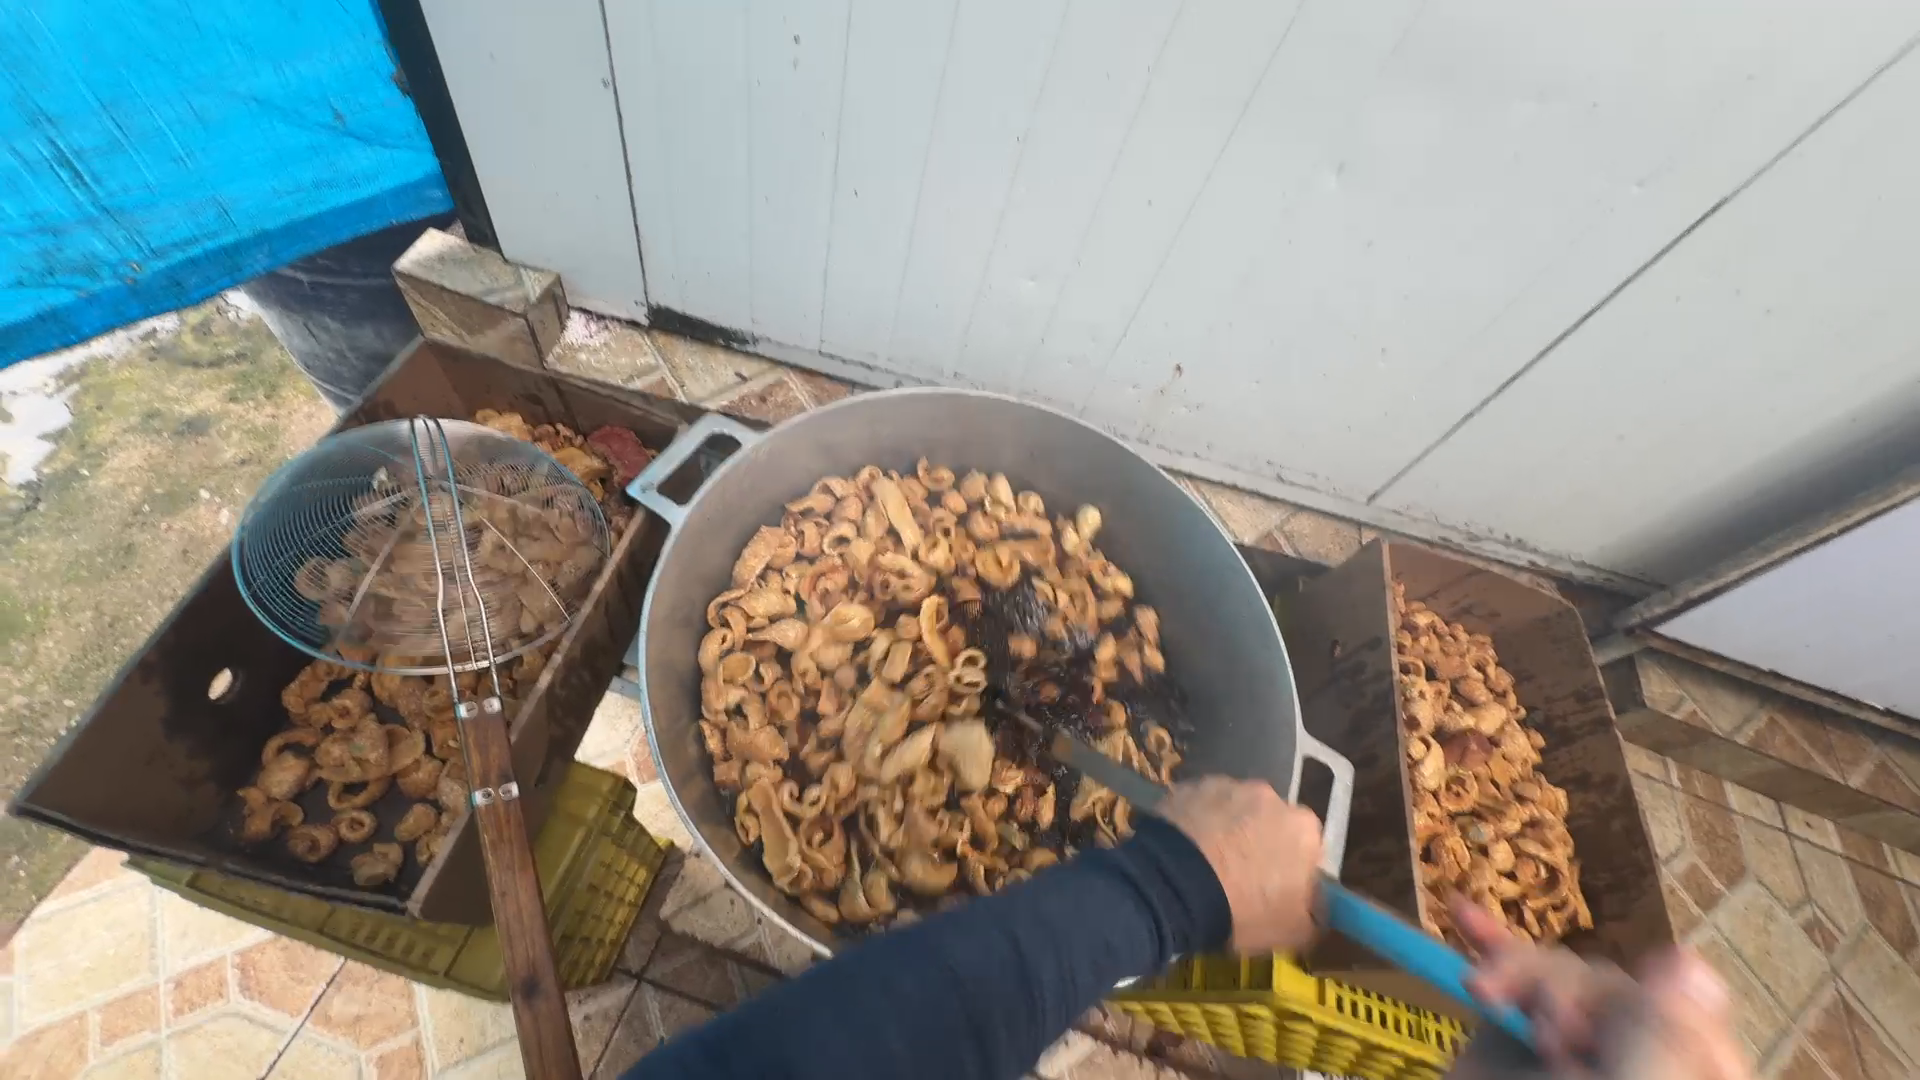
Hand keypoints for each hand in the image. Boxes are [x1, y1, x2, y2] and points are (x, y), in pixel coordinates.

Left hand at [1157, 777, 1321, 952]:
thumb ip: (1315, 909)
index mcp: (1302, 827)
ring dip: (1226, 826)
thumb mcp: (1296, 930)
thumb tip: (1313, 899)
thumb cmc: (1244, 909)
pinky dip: (1196, 819)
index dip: (1293, 865)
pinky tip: (1184, 846)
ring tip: (1206, 860)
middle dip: (1259, 839)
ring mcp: (1224, 785)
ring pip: (1232, 808)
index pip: (1307, 844)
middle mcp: (1267, 795)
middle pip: (1269, 819)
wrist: (1174, 886)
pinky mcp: (1187, 786)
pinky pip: (1199, 804)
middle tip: (1240, 872)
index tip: (1278, 886)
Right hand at [1453, 898, 1752, 1079]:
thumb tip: (1691, 957)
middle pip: (1613, 987)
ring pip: (1559, 973)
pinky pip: (1507, 974)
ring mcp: (1573, 1043)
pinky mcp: (1516, 1029)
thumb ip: (1658, 1035)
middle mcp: (1633, 1056)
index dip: (1652, 1015)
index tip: (1599, 1036)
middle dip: (1564, 996)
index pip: (1692, 1023)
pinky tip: (1461, 911)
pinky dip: (1487, 944)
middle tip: (1546, 1040)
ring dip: (1514, 972)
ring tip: (1482, 993)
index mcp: (1681, 1075)